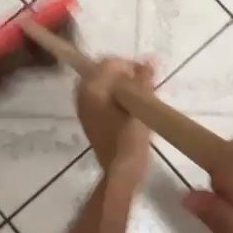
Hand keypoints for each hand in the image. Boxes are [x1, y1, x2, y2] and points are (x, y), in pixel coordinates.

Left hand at [75, 58, 155, 173]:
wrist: (120, 171)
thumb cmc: (130, 138)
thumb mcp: (141, 106)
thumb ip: (143, 80)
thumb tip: (150, 60)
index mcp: (92, 88)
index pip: (110, 63)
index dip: (129, 65)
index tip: (146, 75)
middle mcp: (82, 94)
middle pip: (103, 72)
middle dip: (123, 74)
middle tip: (143, 84)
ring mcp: (83, 108)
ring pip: (102, 85)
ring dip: (119, 86)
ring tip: (139, 96)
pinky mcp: (89, 119)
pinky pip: (100, 98)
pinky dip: (114, 97)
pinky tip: (130, 107)